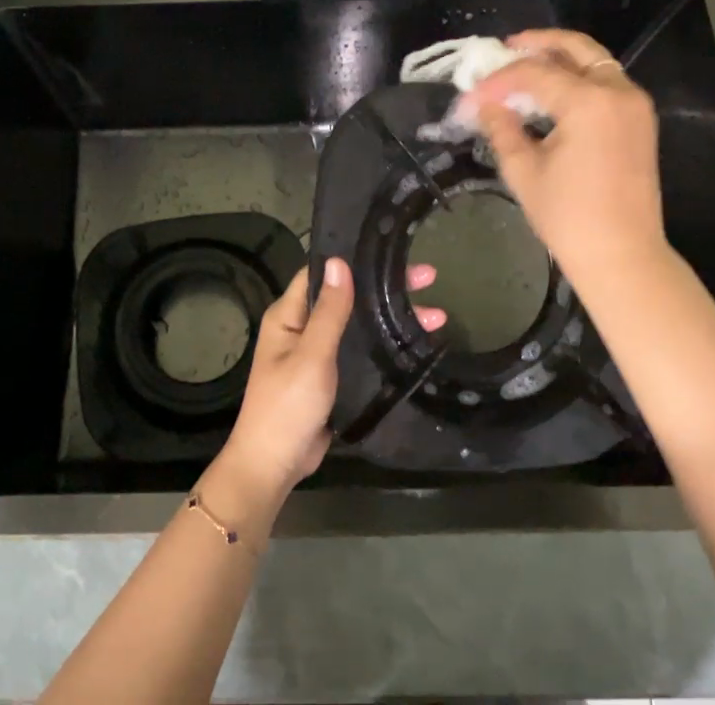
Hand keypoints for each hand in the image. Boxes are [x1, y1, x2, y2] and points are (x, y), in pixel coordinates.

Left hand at [217, 258, 444, 497]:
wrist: (275, 463)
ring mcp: (316, 354)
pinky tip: (416, 343)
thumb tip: (339, 262)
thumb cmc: (287, 405)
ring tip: (438, 316)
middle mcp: (301, 328)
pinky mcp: (331, 378)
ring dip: (392, 318)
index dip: (354, 261)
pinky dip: (384, 344)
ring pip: (359, 326)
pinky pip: (360, 352)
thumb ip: (329, 312)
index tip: (391, 251)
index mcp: (288, 316)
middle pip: (347, 298)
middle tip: (430, 278)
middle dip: (386, 289)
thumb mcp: (311, 355)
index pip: (322, 274)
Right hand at [463, 29, 667, 280]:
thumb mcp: (525, 171)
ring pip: (594, 63)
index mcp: (589, 102)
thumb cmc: (568, 217)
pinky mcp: (639, 122)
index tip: (469, 96)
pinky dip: (577, 80)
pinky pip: (605, 84)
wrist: (622, 254)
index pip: (533, 74)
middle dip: (538, 44)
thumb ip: (503, 129)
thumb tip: (485, 106)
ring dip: (559, 61)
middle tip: (506, 47)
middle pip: (576, 49)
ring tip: (523, 69)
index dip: (496, 81)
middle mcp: (618, 92)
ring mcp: (634, 105)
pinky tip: (550, 94)